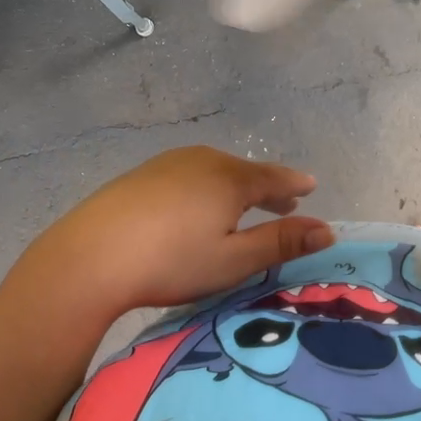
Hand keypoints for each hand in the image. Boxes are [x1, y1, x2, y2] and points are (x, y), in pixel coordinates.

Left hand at [22, 146, 333, 317]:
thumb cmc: (171, 261)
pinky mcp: (143, 175)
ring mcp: (170, 163)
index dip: (294, 184)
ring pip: (215, 171)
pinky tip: (197, 206)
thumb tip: (328, 229)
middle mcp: (204, 160)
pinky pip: (189, 174)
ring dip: (235, 186)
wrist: (92, 254)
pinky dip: (206, 187)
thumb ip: (280, 242)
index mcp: (231, 178)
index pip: (274, 177)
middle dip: (267, 186)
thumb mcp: (233, 260)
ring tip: (243, 205)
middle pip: (245, 171)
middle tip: (286, 201)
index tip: (311, 186)